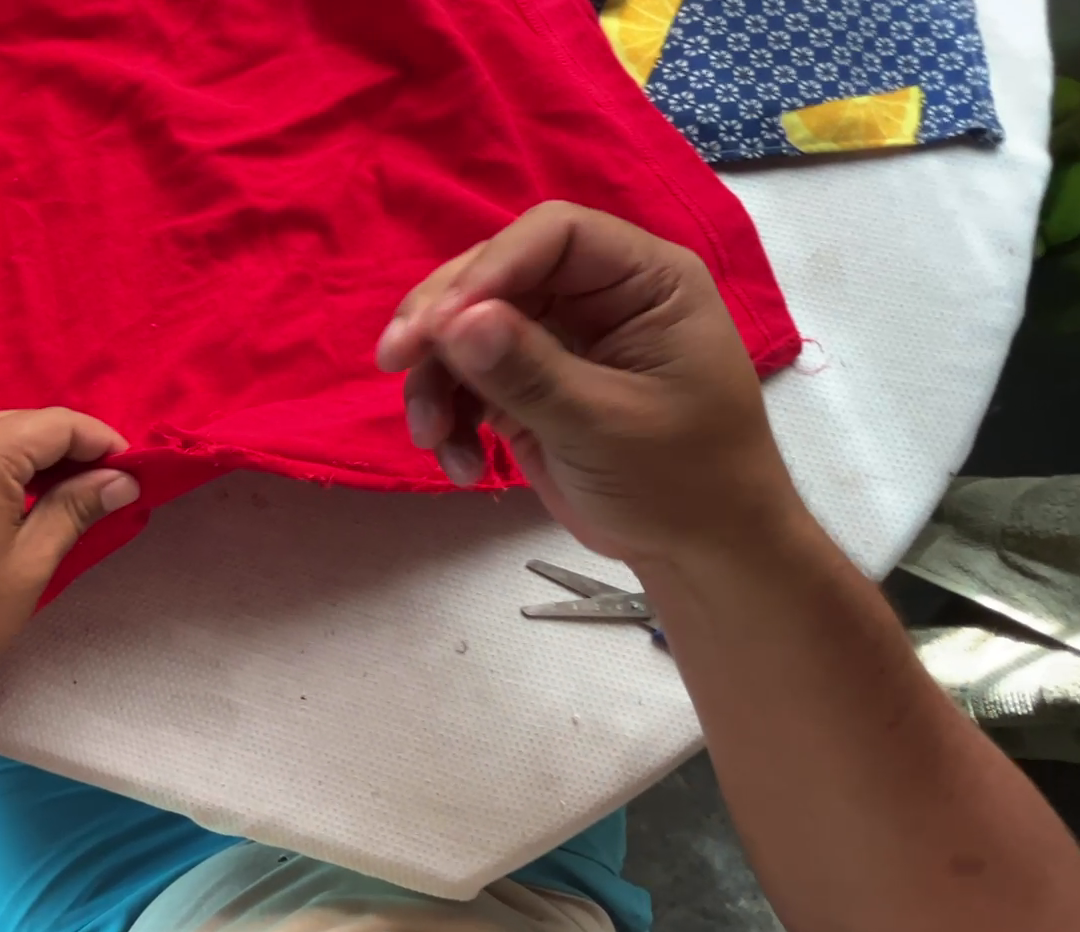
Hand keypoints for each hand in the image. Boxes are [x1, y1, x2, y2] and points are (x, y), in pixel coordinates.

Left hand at [0, 409, 138, 752]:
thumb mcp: (30, 563)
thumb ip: (77, 507)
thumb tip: (124, 480)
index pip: (56, 425)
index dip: (102, 442)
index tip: (133, 470)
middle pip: (24, 424)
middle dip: (71, 449)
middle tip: (109, 487)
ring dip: (36, 458)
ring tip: (72, 495)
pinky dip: (0, 467)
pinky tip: (22, 498)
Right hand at [376, 201, 806, 567]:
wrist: (688, 547)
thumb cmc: (677, 480)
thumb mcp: (603, 425)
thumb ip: (529, 372)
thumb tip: (454, 323)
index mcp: (640, 283)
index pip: (553, 237)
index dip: (487, 270)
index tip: (433, 327)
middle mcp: (590, 300)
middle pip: (491, 278)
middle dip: (436, 322)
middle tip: (392, 361)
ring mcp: (550, 344)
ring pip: (462, 334)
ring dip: (434, 385)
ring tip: (433, 439)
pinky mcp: (519, 387)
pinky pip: (461, 384)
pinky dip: (448, 421)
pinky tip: (461, 464)